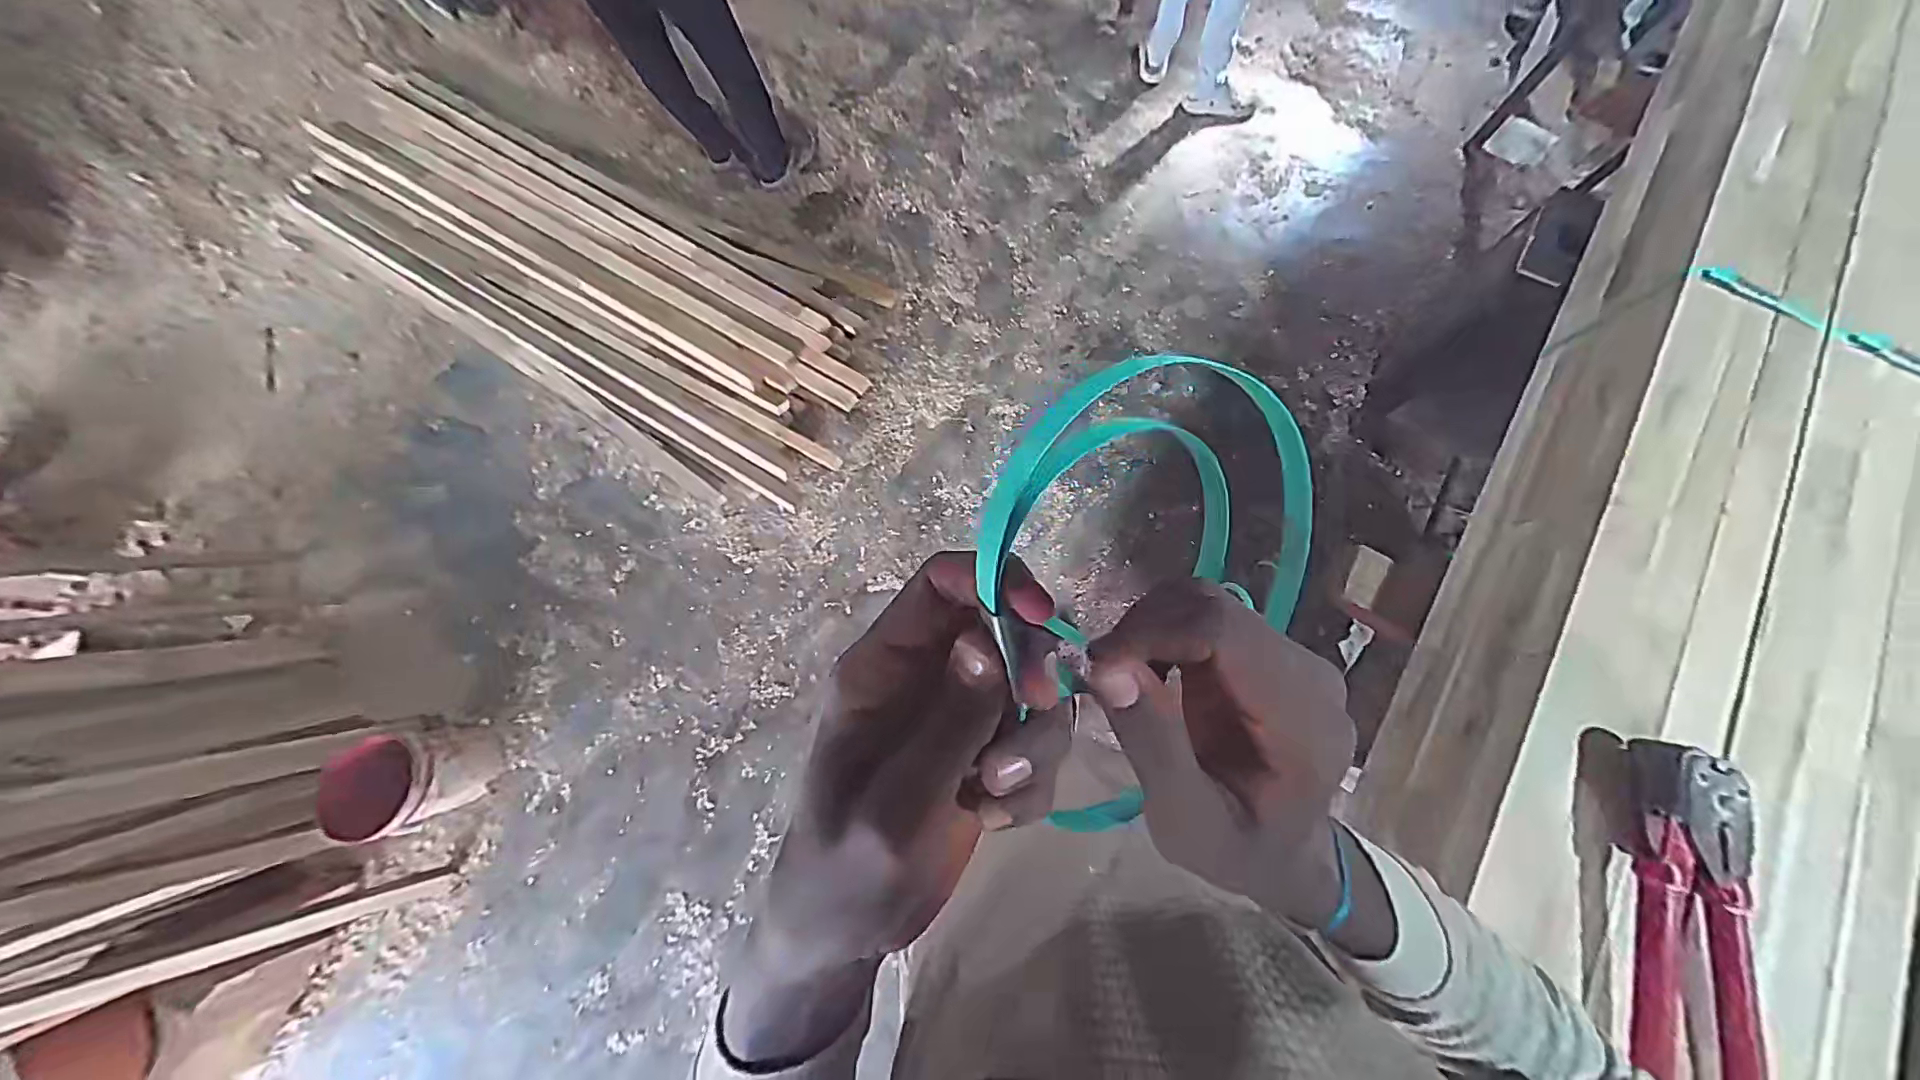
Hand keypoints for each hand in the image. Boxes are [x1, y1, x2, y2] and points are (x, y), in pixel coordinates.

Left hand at [725, 552, 1070, 1064]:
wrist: (848, 932)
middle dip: (1029, 673)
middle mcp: (925, 677)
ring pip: (1030, 690)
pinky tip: (990, 816)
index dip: (994, 579)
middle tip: (1031, 714)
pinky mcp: (986, 752)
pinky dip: (1029, 780)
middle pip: (1003, 630)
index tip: (1040, 616)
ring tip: (989, 795)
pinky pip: (1035, 741)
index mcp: (881, 665)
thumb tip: (986, 642)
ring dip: (1030, 742)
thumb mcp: (894, 801)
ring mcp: (959, 715)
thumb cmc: (846, 867)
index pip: (940, 582)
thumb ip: (946, 721)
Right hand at [1086, 580, 1392, 956]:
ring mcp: (1288, 655)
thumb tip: (1105, 667)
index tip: (1098, 665)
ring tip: (1123, 675)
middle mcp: (1307, 670)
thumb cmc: (1240, 850)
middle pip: (1210, 607)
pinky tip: (1149, 672)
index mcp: (1302, 718)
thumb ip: (1153, 744)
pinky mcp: (1264, 650)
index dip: (1152, 633)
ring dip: (1148, 627)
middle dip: (1143, 629)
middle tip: (1104, 674)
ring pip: (1203, 602)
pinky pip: (1203, 616)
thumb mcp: (1187, 819)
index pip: (1223, 632)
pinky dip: (1160, 631)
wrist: (1287, 856)